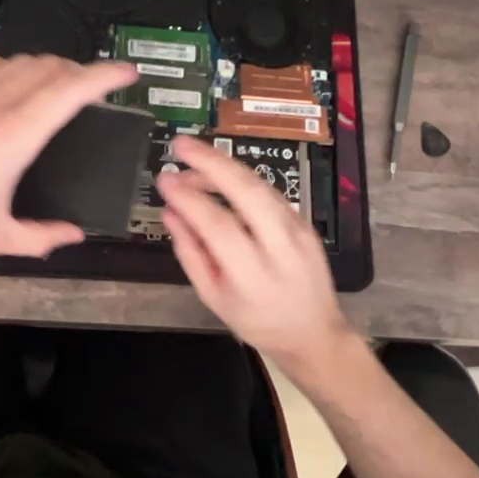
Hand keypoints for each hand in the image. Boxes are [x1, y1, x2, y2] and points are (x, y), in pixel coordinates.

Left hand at [0, 52, 137, 257]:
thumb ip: (40, 237)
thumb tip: (74, 234)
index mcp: (13, 137)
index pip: (70, 89)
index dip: (105, 75)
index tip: (126, 72)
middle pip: (52, 67)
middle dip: (83, 72)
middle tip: (98, 88)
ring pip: (23, 61)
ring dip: (51, 67)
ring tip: (62, 84)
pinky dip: (13, 66)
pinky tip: (13, 82)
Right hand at [156, 136, 357, 375]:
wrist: (314, 333)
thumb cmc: (257, 320)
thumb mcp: (214, 298)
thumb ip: (191, 254)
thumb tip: (170, 213)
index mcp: (254, 276)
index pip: (219, 226)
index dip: (189, 200)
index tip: (164, 180)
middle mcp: (282, 248)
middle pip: (248, 192)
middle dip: (212, 162)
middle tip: (180, 144)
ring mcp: (299, 231)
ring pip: (261, 185)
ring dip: (224, 167)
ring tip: (192, 159)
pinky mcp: (306, 222)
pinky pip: (269, 192)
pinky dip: (241, 180)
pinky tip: (219, 177)